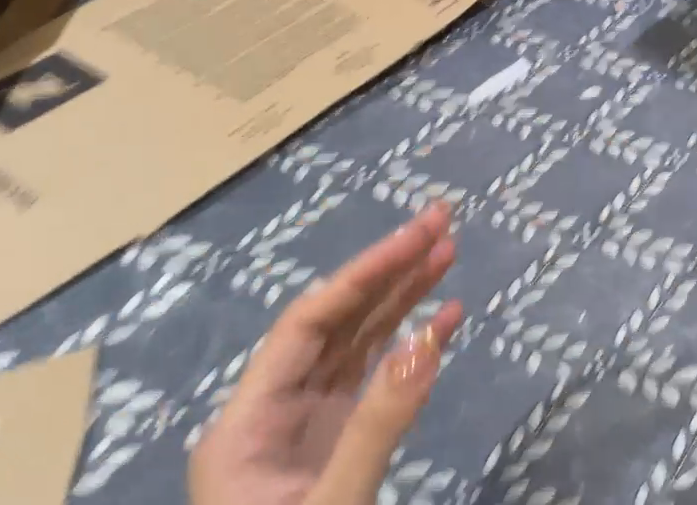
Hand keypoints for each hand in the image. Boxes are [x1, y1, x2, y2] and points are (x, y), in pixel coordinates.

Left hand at [190, 203, 463, 504]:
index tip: (421, 235)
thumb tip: (430, 335)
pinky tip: (449, 320)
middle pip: (334, 324)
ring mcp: (307, 428)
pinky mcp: (338, 442)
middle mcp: (273, 414)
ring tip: (450, 252)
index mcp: (246, 423)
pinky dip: (414, 345)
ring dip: (404, 299)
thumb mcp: (333, 503)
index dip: (366, 273)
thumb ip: (379, 422)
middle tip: (443, 221)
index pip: (309, 323)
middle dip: (388, 270)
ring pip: (358, 344)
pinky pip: (377, 379)